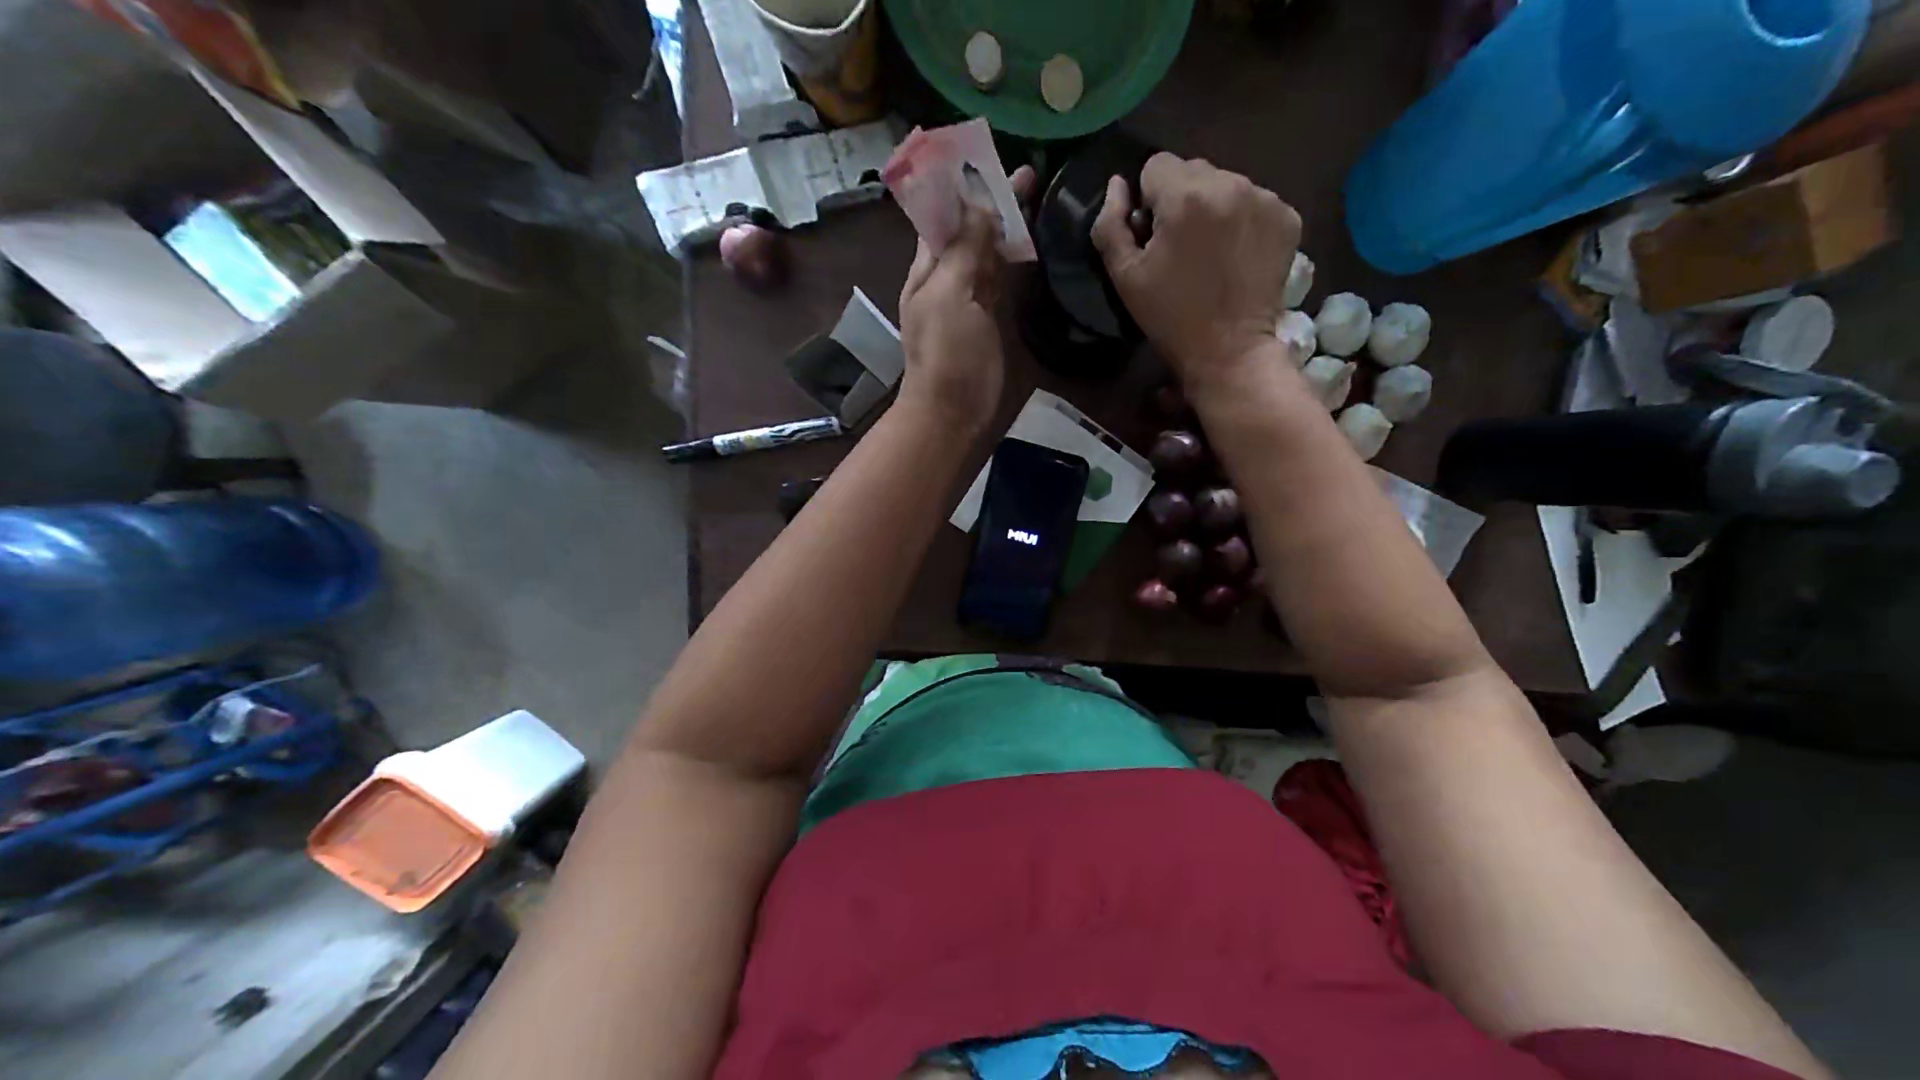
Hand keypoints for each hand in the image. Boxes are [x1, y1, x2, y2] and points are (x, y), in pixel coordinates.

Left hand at [898, 166, 1034, 431]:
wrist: (956, 414)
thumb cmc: (946, 355)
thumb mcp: (948, 295)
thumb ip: (964, 249)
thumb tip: (979, 202)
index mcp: (930, 268)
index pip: (943, 215)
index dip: (963, 187)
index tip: (989, 159)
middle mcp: (952, 278)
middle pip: (973, 230)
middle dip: (995, 202)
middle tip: (1032, 175)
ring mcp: (977, 301)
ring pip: (994, 253)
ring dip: (1013, 227)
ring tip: (1042, 199)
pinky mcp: (999, 322)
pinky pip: (1010, 281)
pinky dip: (1023, 261)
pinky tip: (1040, 246)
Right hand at [1092, 153, 1300, 388]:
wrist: (1229, 351)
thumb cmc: (1170, 317)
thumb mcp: (1125, 276)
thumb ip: (1110, 224)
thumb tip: (1117, 185)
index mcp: (1185, 195)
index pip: (1156, 165)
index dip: (1147, 200)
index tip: (1153, 235)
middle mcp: (1230, 184)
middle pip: (1193, 170)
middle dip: (1181, 198)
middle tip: (1181, 247)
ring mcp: (1265, 199)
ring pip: (1225, 184)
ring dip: (1213, 208)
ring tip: (1210, 253)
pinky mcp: (1288, 217)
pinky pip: (1255, 201)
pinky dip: (1242, 220)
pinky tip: (1236, 255)